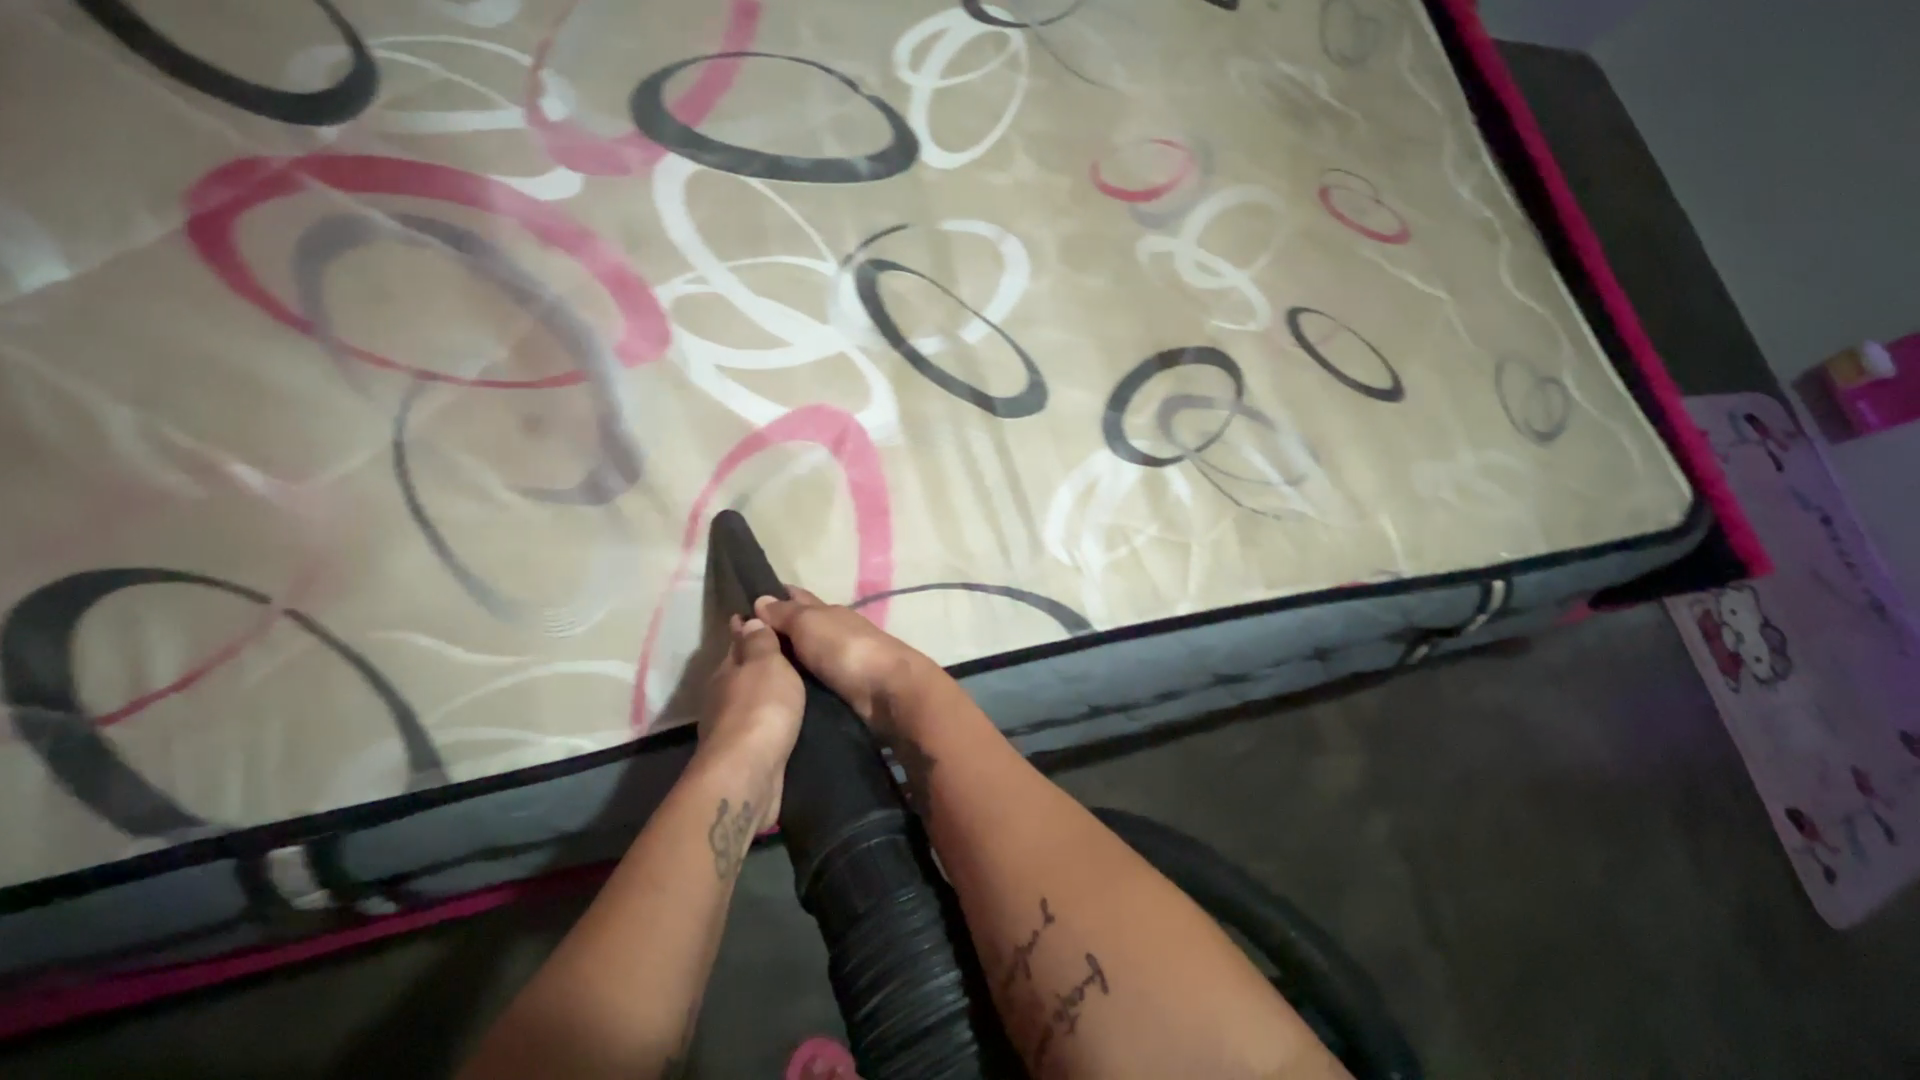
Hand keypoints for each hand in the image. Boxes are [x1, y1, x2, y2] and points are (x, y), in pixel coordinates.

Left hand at [697, 614, 803, 819]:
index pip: (738, 641)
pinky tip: (783, 719)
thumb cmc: (761, 708)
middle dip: (757, 661)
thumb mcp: (767, 664)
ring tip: (791, 686)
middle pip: (741, 671)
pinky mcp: (741, 754)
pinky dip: (767, 719)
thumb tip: (748, 621)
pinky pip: (757, 726)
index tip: (763, 617)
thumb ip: (761, 642)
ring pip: (748, 700)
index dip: (749, 628)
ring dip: (763, 693)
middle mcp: (722, 696)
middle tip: (788, 652)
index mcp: (726, 669)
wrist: (748, 772)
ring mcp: (728, 727)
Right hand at [753, 587, 938, 731]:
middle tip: (737, 645)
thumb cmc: (846, 649)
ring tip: (750, 672)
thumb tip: (762, 599)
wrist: (887, 691)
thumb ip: (786, 614)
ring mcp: (839, 663)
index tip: (744, 604)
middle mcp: (834, 633)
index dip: (773, 600)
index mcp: (827, 612)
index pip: (796, 599)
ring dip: (785, 661)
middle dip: (774, 633)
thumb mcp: (810, 624)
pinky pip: (812, 681)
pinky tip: (779, 689)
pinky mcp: (842, 690)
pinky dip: (797, 682)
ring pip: (804, 657)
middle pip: (800, 629)